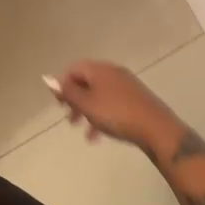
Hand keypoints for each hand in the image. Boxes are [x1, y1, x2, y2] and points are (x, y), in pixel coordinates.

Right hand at [47, 60, 186, 154]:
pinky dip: (103, 116)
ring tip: (85, 133)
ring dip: (88, 112)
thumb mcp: (87, 104)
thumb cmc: (116, 114)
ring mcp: (126, 85)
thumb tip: (48, 78)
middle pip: (86, 82)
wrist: (156, 128)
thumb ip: (67, 92)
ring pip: (99, 95)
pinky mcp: (136, 99)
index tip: (59, 105)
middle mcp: (112, 72)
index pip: (73, 69)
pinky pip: (112, 104)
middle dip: (75, 101)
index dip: (63, 85)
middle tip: (70, 120)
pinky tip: (101, 135)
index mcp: (99, 69)